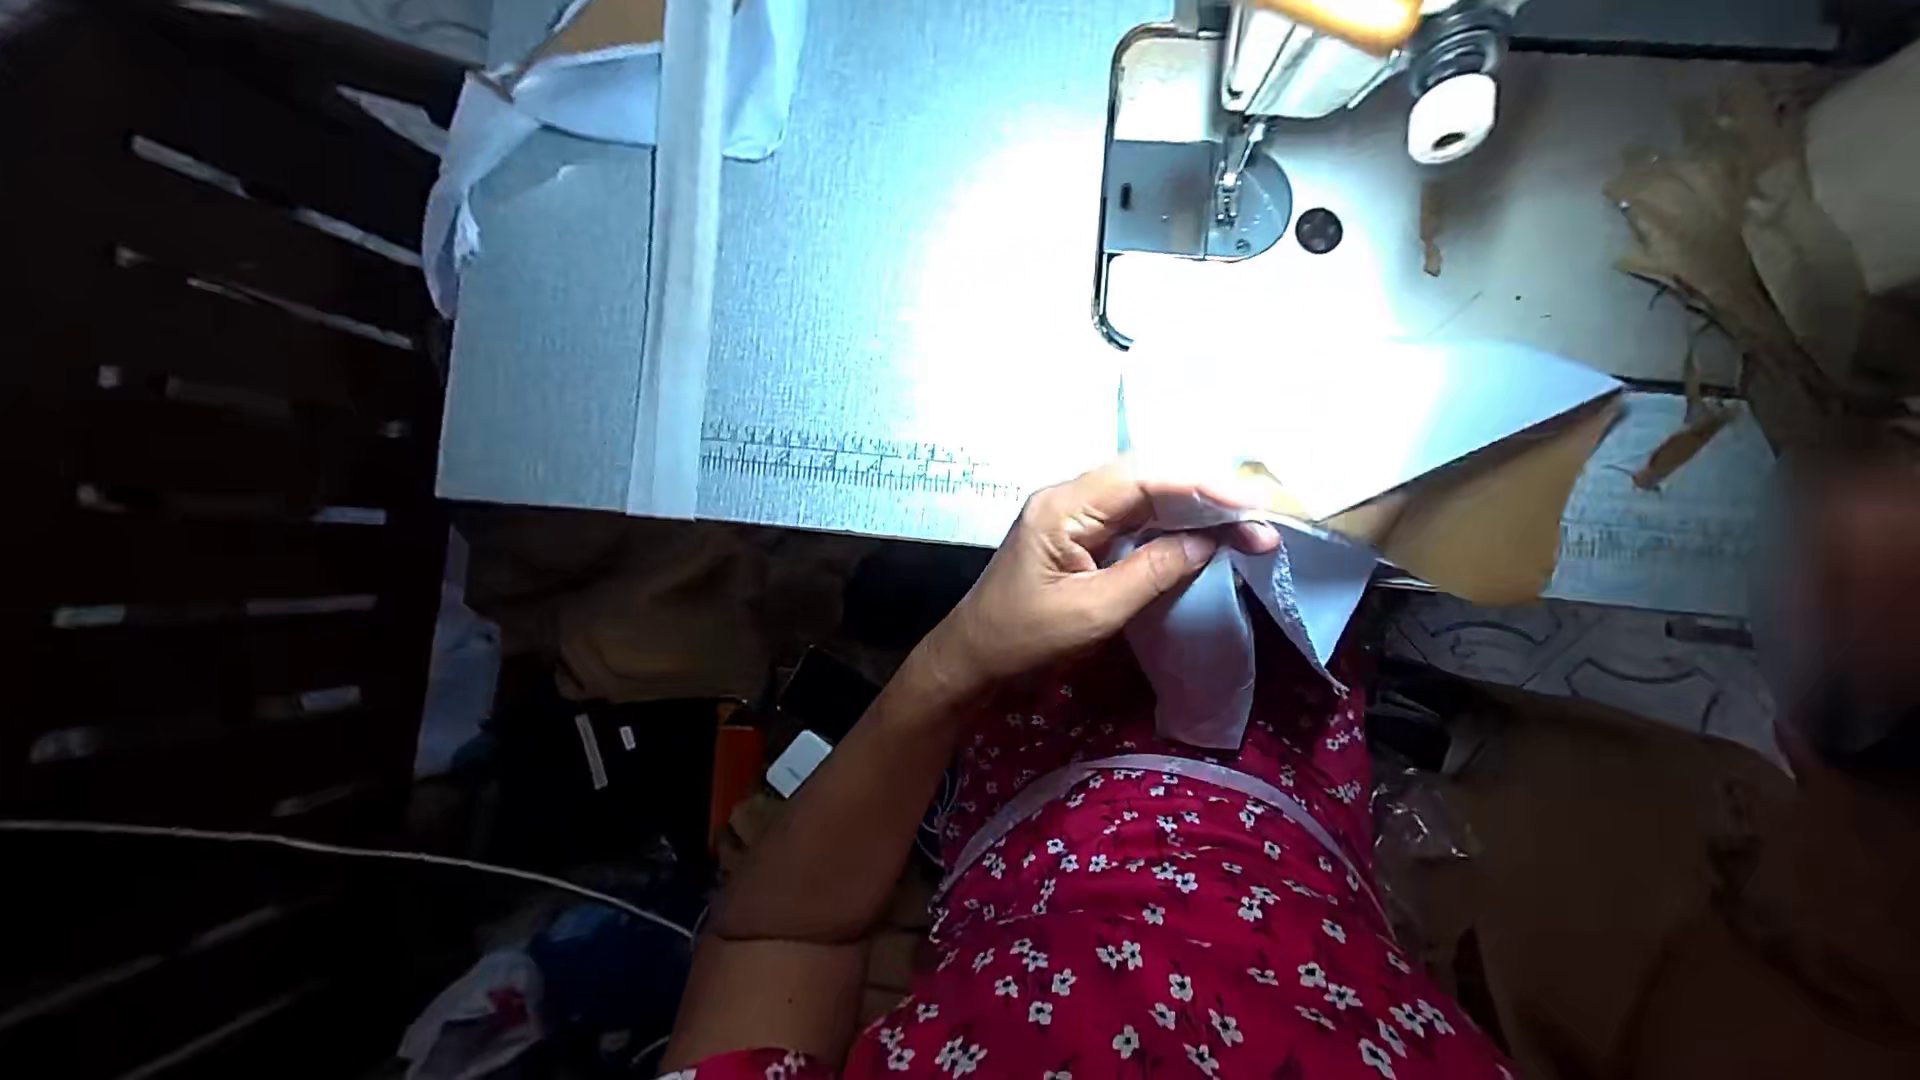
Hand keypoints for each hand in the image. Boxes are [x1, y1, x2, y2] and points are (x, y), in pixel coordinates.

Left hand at [918, 461, 1279, 697]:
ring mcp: (1069, 517)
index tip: (1249, 506)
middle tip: (1255, 520)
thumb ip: (1153, 571)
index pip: (1140, 479)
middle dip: (1201, 498)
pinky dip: (1165, 529)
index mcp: (1062, 508)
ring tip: (1241, 528)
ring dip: (1188, 513)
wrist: (973, 661)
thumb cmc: (1024, 640)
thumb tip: (1208, 542)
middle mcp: (1066, 500)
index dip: (1199, 486)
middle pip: (1143, 481)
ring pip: (1139, 500)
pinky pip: (1127, 522)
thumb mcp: (1094, 611)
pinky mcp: (1075, 538)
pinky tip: (1198, 538)